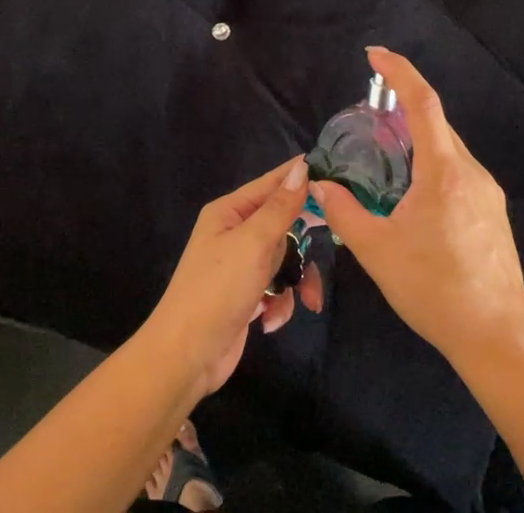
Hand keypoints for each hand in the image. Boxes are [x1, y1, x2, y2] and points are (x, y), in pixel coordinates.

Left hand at [138, 156, 318, 397]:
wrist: (188, 355)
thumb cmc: (218, 289)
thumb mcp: (253, 243)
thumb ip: (280, 207)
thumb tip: (301, 168)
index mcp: (228, 212)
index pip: (270, 184)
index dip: (299, 177)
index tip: (334, 168)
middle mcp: (233, 234)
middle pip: (282, 223)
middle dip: (302, 242)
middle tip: (333, 236)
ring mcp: (239, 266)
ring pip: (284, 259)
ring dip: (294, 280)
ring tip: (308, 299)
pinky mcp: (246, 295)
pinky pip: (276, 287)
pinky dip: (279, 302)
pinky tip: (270, 319)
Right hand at [311, 47, 523, 363]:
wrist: (496, 334)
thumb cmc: (432, 287)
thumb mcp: (376, 250)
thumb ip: (345, 212)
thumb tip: (321, 186)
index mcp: (444, 171)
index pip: (422, 103)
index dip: (399, 72)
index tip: (374, 54)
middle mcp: (471, 173)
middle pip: (437, 124)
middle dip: (403, 109)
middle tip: (368, 116)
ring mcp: (488, 194)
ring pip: (449, 151)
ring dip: (418, 142)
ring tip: (385, 158)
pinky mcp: (493, 214)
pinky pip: (459, 174)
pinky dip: (432, 166)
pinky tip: (413, 196)